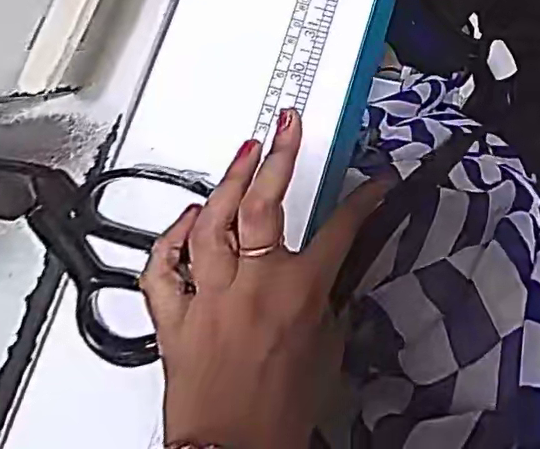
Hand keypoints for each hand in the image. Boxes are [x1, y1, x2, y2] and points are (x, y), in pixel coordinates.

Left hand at [139, 110, 390, 448]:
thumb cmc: (280, 413)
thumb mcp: (328, 346)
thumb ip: (330, 298)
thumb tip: (332, 272)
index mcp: (301, 292)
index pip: (343, 226)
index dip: (366, 197)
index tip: (377, 182)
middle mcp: (255, 286)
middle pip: (265, 204)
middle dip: (280, 155)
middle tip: (287, 126)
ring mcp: (212, 297)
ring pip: (213, 224)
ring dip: (228, 182)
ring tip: (243, 152)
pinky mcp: (176, 320)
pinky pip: (163, 271)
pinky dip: (172, 239)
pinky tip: (188, 216)